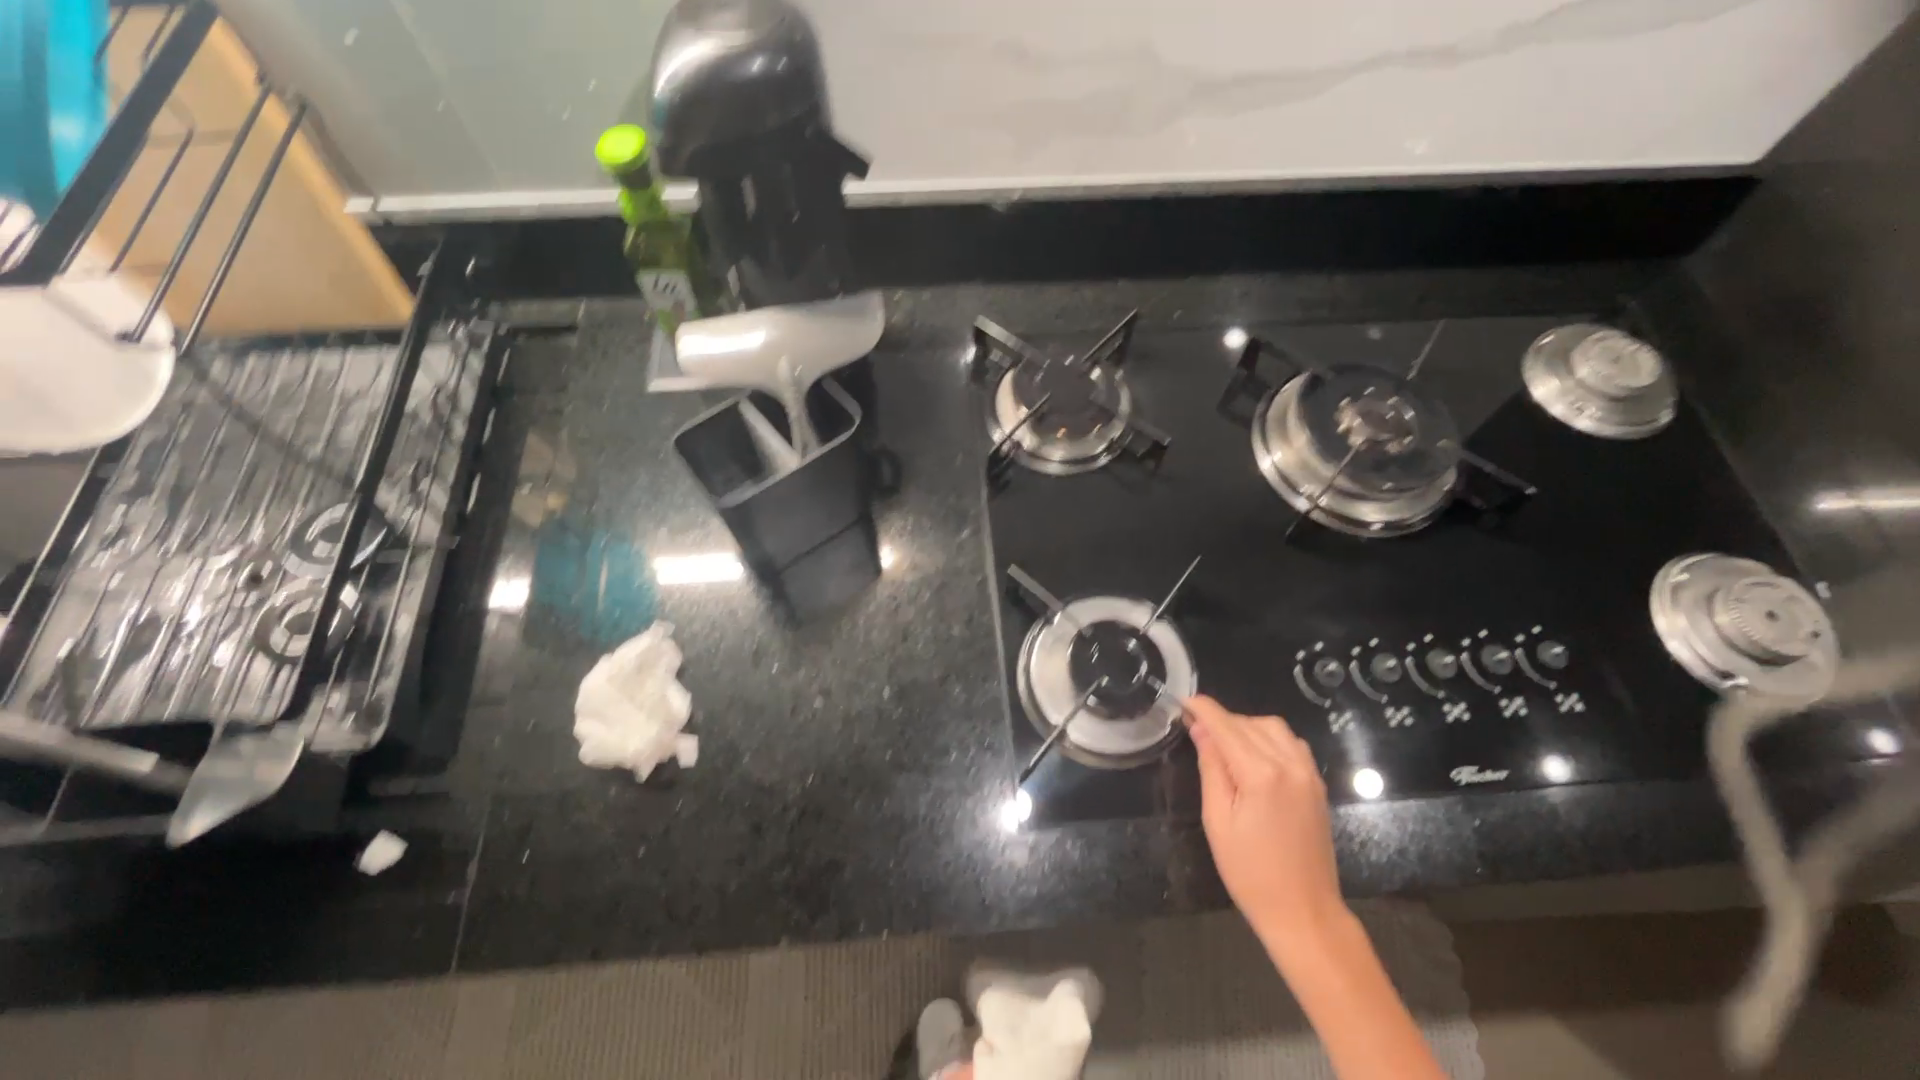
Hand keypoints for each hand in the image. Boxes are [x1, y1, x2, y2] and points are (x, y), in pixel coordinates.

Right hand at [1185, 695, 1345, 951]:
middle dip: (1222, 720)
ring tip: (1223, 744)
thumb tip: (1201, 730)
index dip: (1204, 709)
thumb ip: (1212, 769)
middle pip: (1250, 723)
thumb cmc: (1250, 873)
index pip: (1227, 727)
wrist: (1303, 910)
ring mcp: (1309, 774)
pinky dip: (1269, 739)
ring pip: (1274, 729)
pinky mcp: (1317, 785)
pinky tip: (1253, 757)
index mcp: (1261, 774)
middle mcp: (1290, 764)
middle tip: (1196, 729)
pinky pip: (1292, 745)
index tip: (1184, 700)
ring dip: (1247, 727)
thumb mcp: (1217, 821)